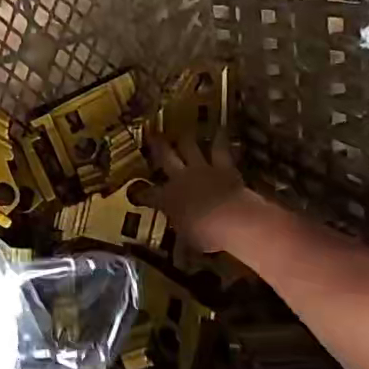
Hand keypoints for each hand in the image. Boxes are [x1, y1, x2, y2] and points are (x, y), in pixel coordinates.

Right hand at [148, 129, 259, 253]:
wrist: (233, 220)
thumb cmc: (206, 235)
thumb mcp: (187, 238)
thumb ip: (181, 228)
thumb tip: (179, 232)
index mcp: (167, 199)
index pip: (148, 195)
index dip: (141, 193)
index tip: (134, 192)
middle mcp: (180, 178)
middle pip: (165, 158)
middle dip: (157, 146)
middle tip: (151, 134)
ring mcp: (202, 170)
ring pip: (190, 147)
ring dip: (185, 139)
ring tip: (182, 130)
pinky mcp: (224, 167)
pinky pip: (220, 150)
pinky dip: (220, 140)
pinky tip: (221, 130)